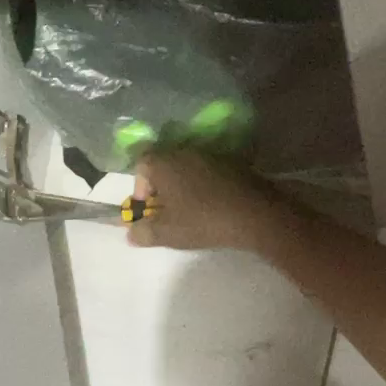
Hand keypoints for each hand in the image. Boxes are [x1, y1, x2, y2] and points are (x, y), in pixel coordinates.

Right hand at [126, 149, 298, 252]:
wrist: (254, 213)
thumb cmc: (202, 221)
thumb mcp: (167, 233)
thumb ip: (143, 232)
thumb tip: (130, 234)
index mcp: (164, 162)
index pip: (141, 165)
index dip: (139, 188)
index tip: (148, 210)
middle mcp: (185, 151)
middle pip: (164, 165)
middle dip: (161, 188)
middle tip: (167, 213)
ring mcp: (211, 154)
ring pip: (187, 168)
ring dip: (184, 187)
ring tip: (191, 212)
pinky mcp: (232, 162)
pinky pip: (209, 172)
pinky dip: (205, 186)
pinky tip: (213, 206)